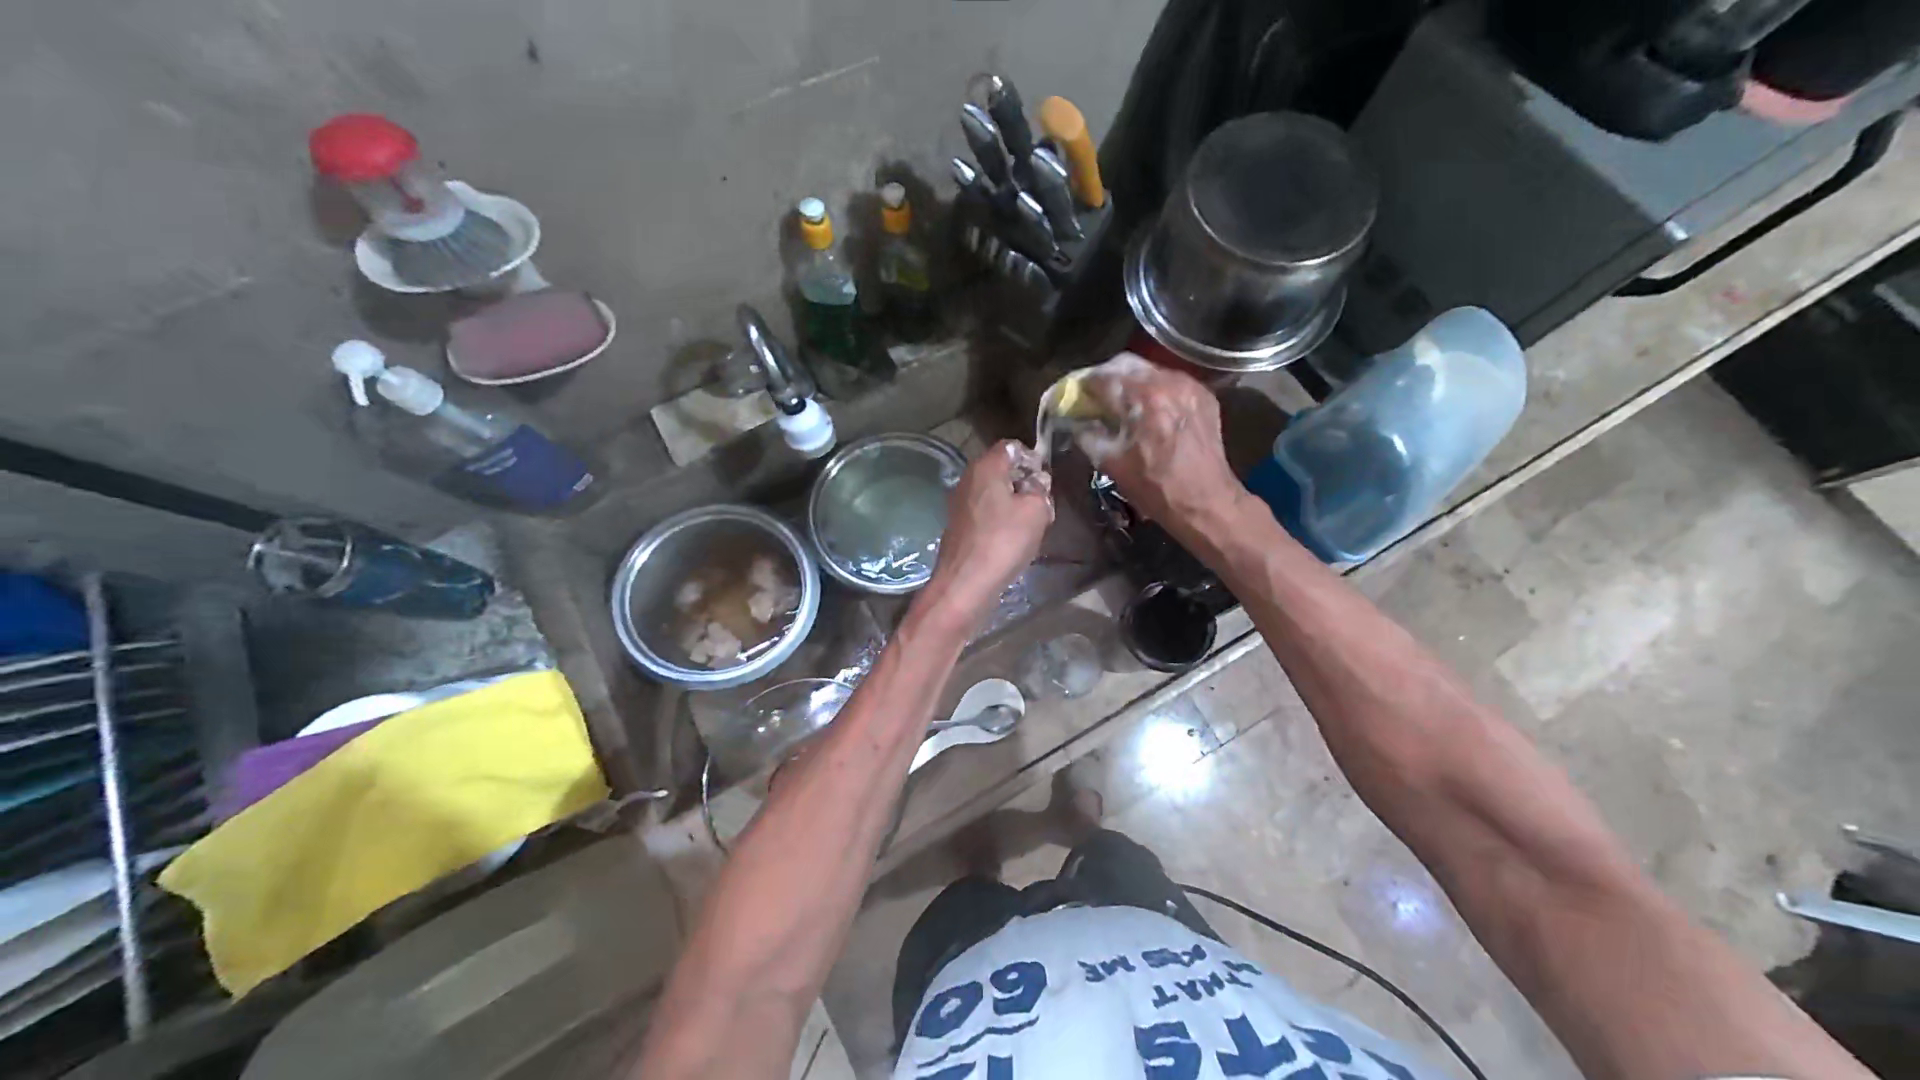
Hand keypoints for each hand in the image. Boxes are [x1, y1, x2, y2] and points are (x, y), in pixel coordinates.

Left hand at [922, 440, 1052, 624]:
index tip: (1045, 480)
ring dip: (1014, 503)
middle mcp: (968, 479)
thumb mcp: (1035, 510)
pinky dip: (1000, 520)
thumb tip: (1036, 482)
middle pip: (1001, 470)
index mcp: (985, 467)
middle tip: (1042, 504)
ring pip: (994, 493)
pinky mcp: (959, 526)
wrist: (965, 583)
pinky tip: (1012, 539)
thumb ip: (1040, 489)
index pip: (1011, 447)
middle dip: (1024, 482)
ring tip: (1031, 525)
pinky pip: (985, 513)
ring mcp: (960, 503)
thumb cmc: (1003, 541)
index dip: (1032, 458)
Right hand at [1082, 354, 1242, 532]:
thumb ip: (1088, 435)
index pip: (1103, 378)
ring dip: (1129, 382)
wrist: (1206, 502)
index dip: (1083, 386)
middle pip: (1126, 365)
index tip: (1073, 396)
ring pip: (1149, 370)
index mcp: (1144, 400)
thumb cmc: (1156, 489)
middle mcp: (1168, 384)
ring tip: (1120, 403)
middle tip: (1094, 396)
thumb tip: (1075, 420)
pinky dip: (1153, 389)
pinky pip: (1170, 380)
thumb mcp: (1112, 464)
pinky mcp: (1202, 395)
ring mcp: (1189, 387)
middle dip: (1105, 378)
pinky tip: (1147, 409)